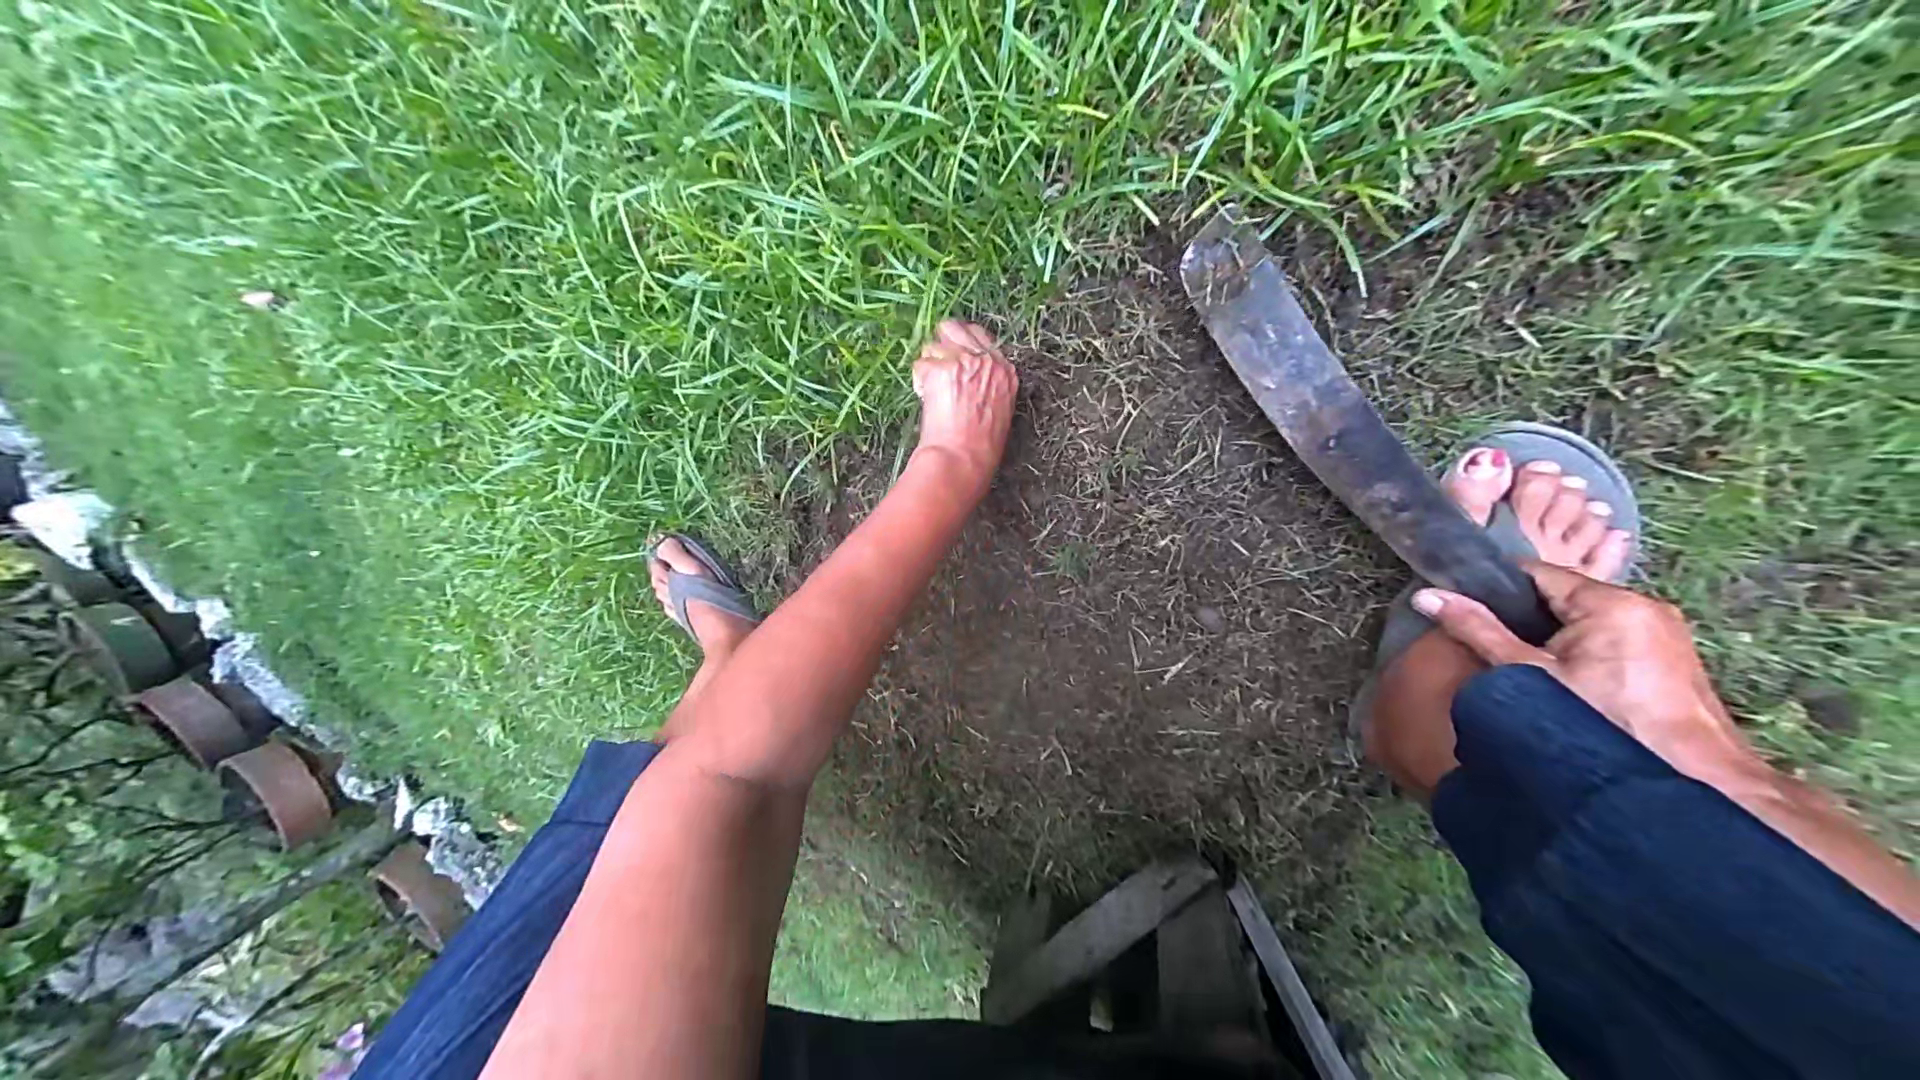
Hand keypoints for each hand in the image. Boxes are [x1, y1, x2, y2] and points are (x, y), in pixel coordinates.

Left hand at [912, 320, 1017, 485]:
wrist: (964, 458)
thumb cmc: (980, 447)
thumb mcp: (998, 411)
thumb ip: (986, 385)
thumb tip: (966, 375)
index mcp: (1005, 371)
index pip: (979, 335)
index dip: (960, 345)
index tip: (951, 359)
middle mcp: (986, 361)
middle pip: (954, 329)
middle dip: (941, 345)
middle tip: (936, 368)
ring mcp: (963, 362)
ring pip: (933, 346)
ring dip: (929, 367)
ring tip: (932, 392)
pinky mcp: (941, 369)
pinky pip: (920, 364)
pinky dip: (919, 381)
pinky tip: (925, 399)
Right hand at [1413, 562, 1754, 782]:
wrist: (1690, 785)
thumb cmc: (1598, 721)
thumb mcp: (1523, 671)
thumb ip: (1475, 628)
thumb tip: (1426, 595)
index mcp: (1611, 602)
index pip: (1534, 572)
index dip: (1492, 586)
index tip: (1459, 605)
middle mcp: (1644, 607)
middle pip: (1559, 595)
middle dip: (1518, 614)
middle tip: (1482, 639)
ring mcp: (1662, 633)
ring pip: (1581, 618)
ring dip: (1545, 634)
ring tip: (1513, 660)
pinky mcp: (1667, 659)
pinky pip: (1606, 637)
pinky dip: (1573, 649)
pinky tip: (1552, 676)